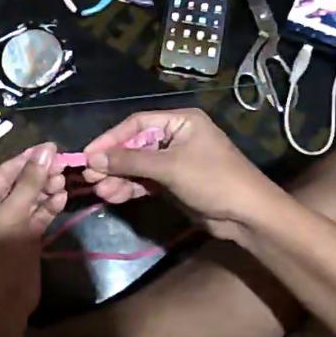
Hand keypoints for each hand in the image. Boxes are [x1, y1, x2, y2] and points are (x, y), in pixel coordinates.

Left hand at [0, 143, 67, 318]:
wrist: (0, 309)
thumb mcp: (12, 218)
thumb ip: (29, 184)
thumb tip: (46, 151)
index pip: (5, 171)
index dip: (29, 158)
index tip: (53, 145)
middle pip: (19, 182)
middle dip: (40, 173)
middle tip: (64, 164)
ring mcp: (9, 224)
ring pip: (31, 198)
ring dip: (47, 188)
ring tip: (64, 180)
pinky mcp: (25, 237)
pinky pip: (38, 215)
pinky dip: (50, 206)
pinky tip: (63, 197)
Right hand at [81, 110, 281, 239]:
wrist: (247, 215)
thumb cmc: (212, 179)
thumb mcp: (169, 167)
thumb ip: (130, 161)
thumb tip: (93, 157)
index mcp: (180, 122)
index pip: (137, 124)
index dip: (111, 138)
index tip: (88, 154)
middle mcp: (176, 137)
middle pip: (135, 146)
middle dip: (113, 162)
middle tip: (90, 176)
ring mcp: (175, 161)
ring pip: (138, 166)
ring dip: (119, 178)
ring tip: (100, 191)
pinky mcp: (174, 183)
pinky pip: (145, 181)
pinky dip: (130, 188)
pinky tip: (113, 196)